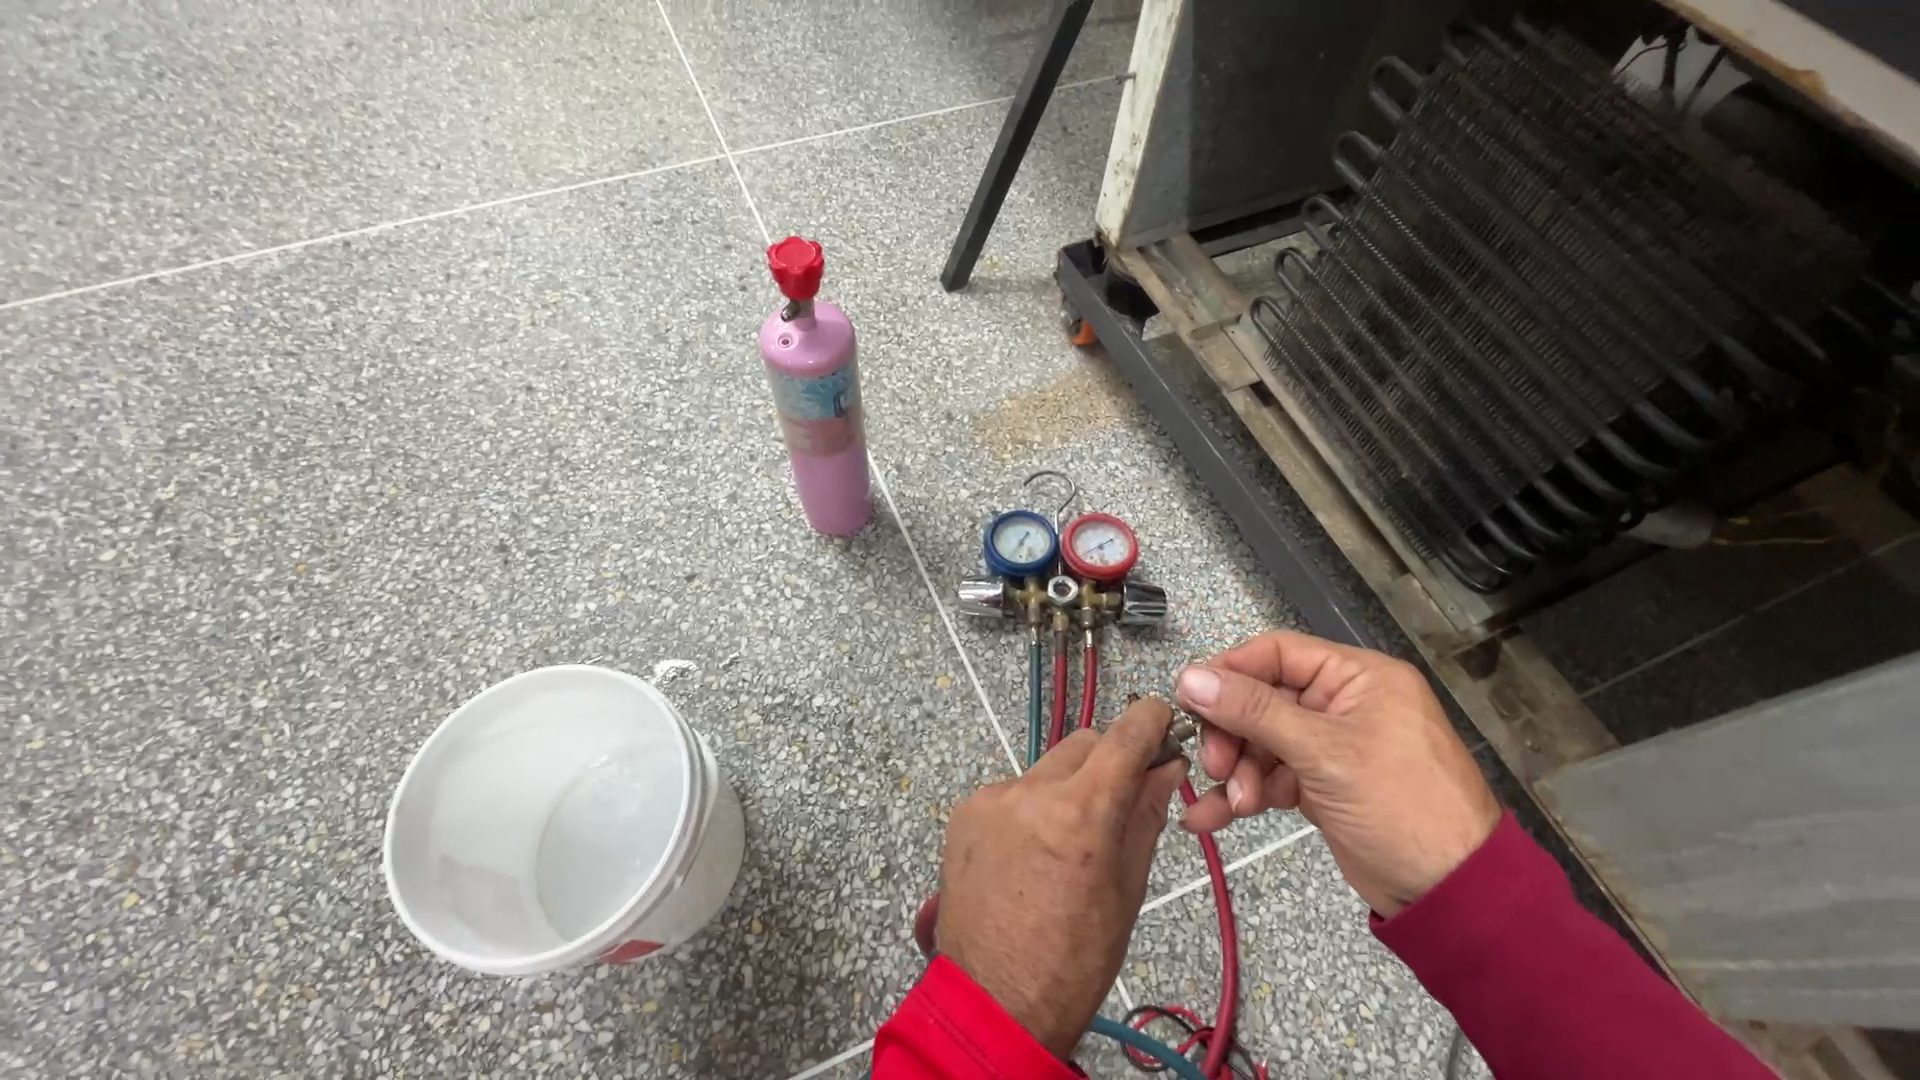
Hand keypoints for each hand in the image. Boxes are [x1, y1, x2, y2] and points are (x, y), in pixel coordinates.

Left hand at [934, 698, 1187, 1058]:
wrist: (993, 1000)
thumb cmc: (1074, 959)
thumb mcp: (1127, 889)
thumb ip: (1145, 815)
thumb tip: (1165, 767)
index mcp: (1080, 814)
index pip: (1123, 737)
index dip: (1149, 719)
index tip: (1161, 717)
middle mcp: (1031, 792)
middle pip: (1083, 744)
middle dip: (1108, 760)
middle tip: (1121, 794)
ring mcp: (992, 799)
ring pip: (1046, 769)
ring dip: (1066, 787)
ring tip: (1067, 841)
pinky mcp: (965, 812)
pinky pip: (1012, 792)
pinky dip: (1030, 807)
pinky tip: (1030, 852)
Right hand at [1174, 631, 1499, 917]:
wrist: (1452, 896)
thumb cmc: (1400, 807)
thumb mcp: (1323, 752)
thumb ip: (1252, 711)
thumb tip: (1188, 676)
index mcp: (1356, 678)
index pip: (1276, 654)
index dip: (1228, 672)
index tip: (1189, 699)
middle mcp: (1341, 704)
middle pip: (1261, 700)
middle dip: (1232, 735)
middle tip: (1213, 765)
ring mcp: (1330, 746)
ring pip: (1261, 742)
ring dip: (1237, 772)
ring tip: (1233, 804)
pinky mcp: (1320, 784)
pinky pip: (1270, 777)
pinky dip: (1243, 795)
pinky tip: (1211, 817)